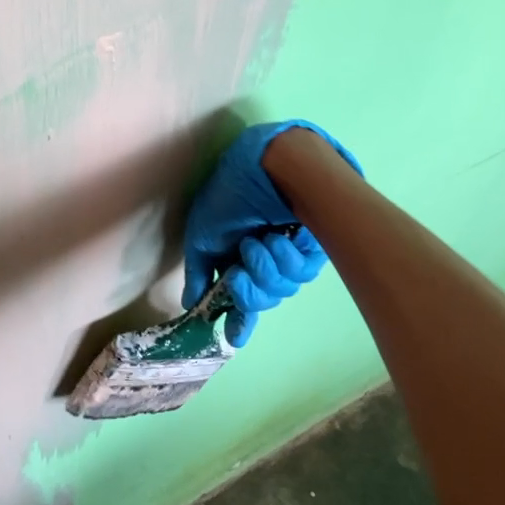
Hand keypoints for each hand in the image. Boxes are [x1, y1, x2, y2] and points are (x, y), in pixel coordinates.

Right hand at [182, 120, 361, 346]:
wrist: (267, 167)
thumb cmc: (229, 194)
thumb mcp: (202, 234)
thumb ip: (199, 272)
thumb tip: (192, 303)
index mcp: (234, 255)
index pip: (238, 295)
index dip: (237, 318)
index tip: (235, 337)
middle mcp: (262, 258)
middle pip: (259, 299)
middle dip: (248, 291)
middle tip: (239, 273)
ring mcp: (287, 255)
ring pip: (280, 290)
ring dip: (265, 267)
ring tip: (259, 240)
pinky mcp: (312, 250)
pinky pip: (300, 274)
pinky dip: (286, 257)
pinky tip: (280, 237)